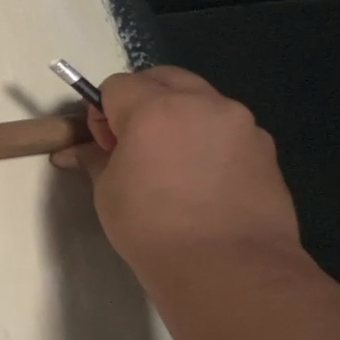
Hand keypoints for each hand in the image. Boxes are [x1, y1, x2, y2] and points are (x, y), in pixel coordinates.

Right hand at [52, 66, 302, 274]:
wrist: (223, 260)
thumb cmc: (148, 221)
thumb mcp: (106, 187)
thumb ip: (95, 158)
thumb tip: (77, 153)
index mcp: (158, 109)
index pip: (120, 84)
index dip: (101, 109)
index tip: (99, 141)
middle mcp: (205, 105)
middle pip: (164, 79)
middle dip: (140, 100)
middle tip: (126, 142)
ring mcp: (241, 124)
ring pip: (198, 101)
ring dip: (174, 118)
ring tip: (162, 163)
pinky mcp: (263, 147)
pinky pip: (223, 127)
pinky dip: (202, 138)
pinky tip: (193, 178)